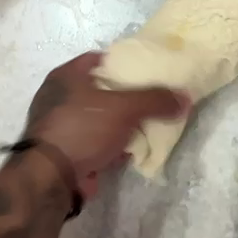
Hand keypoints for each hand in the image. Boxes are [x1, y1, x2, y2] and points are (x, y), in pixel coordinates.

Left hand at [23, 52, 187, 199]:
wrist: (53, 177)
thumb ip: (155, 101)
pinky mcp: (69, 152)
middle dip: (127, 98)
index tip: (147, 72)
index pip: (99, 60)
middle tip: (152, 101)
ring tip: (147, 126)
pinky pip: (97, 143)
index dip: (124, 64)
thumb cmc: (83, 129)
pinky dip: (113, 146)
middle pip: (102, 91)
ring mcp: (62, 126)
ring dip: (122, 125)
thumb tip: (184, 98)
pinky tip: (132, 150)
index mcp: (66, 76)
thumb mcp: (124, 108)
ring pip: (101, 120)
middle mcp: (59, 98)